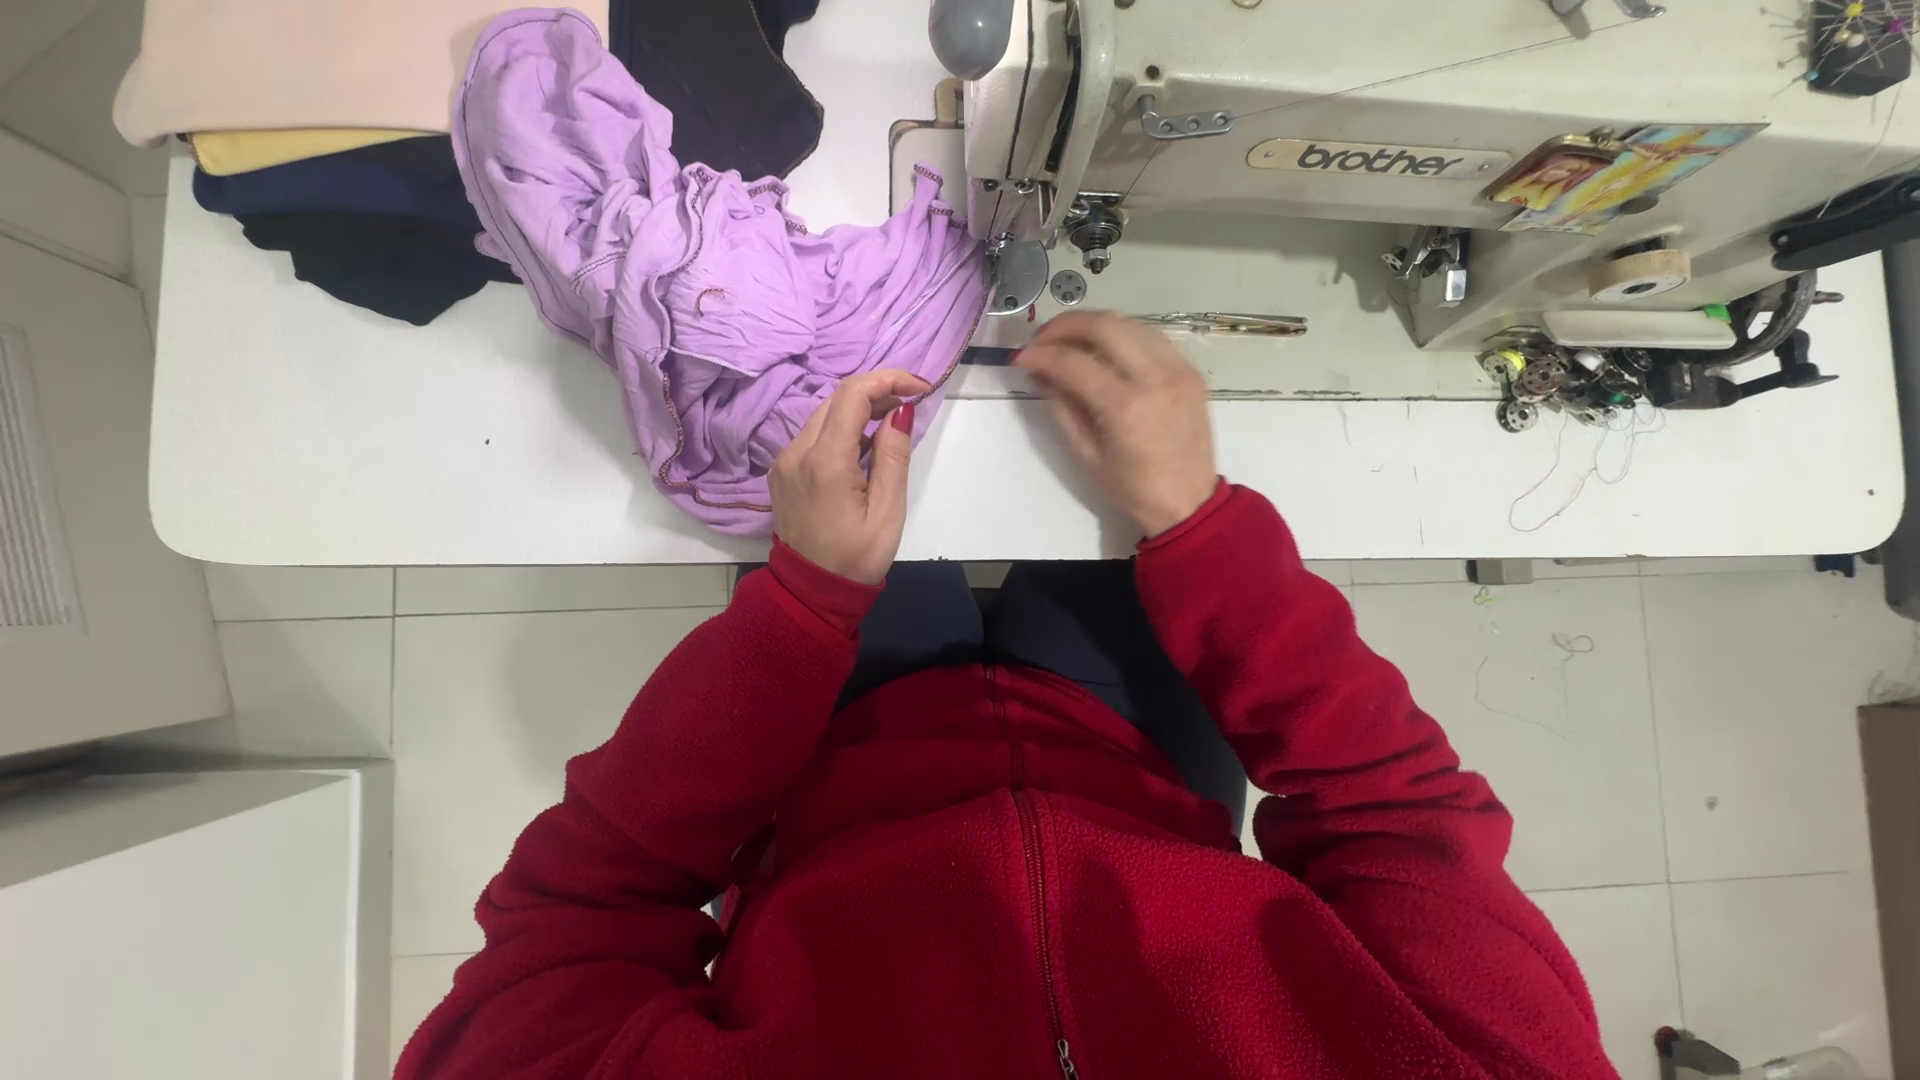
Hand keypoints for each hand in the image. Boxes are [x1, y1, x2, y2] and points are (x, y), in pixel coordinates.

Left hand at [771, 370, 929, 583]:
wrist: (811, 592)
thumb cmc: (856, 558)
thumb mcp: (887, 510)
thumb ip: (893, 455)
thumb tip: (901, 411)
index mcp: (824, 461)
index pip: (853, 394)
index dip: (889, 379)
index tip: (919, 389)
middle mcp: (796, 452)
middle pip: (836, 398)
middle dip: (876, 391)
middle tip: (911, 406)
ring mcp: (784, 460)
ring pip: (823, 414)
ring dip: (859, 409)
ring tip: (893, 424)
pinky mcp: (782, 471)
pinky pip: (813, 435)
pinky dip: (842, 429)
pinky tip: (864, 446)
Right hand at [1015, 312, 1216, 537]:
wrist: (1189, 501)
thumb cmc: (1133, 489)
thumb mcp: (1087, 455)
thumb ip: (1063, 408)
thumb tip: (1041, 374)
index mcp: (1125, 408)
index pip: (1073, 362)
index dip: (1040, 355)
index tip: (1020, 358)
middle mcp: (1154, 378)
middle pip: (1103, 325)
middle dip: (1064, 326)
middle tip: (1041, 339)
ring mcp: (1178, 369)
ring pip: (1129, 322)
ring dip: (1092, 325)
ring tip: (1067, 339)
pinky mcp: (1190, 370)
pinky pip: (1151, 336)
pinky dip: (1122, 334)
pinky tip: (1103, 348)